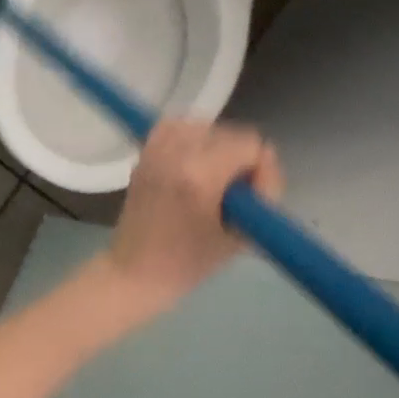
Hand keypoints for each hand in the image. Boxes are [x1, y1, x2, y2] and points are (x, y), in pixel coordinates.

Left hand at [106, 118, 283, 305]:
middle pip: (228, 133)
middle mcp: (174, 155)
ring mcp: (153, 153)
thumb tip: (264, 167)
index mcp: (199, 175)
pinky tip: (191, 164)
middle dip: (239, 158)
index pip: (250, 144)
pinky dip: (186, 139)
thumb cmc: (188, 263)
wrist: (133, 271)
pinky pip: (171, 129)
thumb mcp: (240, 234)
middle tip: (233, 191)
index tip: (252, 197)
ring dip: (213, 146)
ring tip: (212, 177)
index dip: (260, 169)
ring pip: (200, 126)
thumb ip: (261, 195)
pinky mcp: (141, 158)